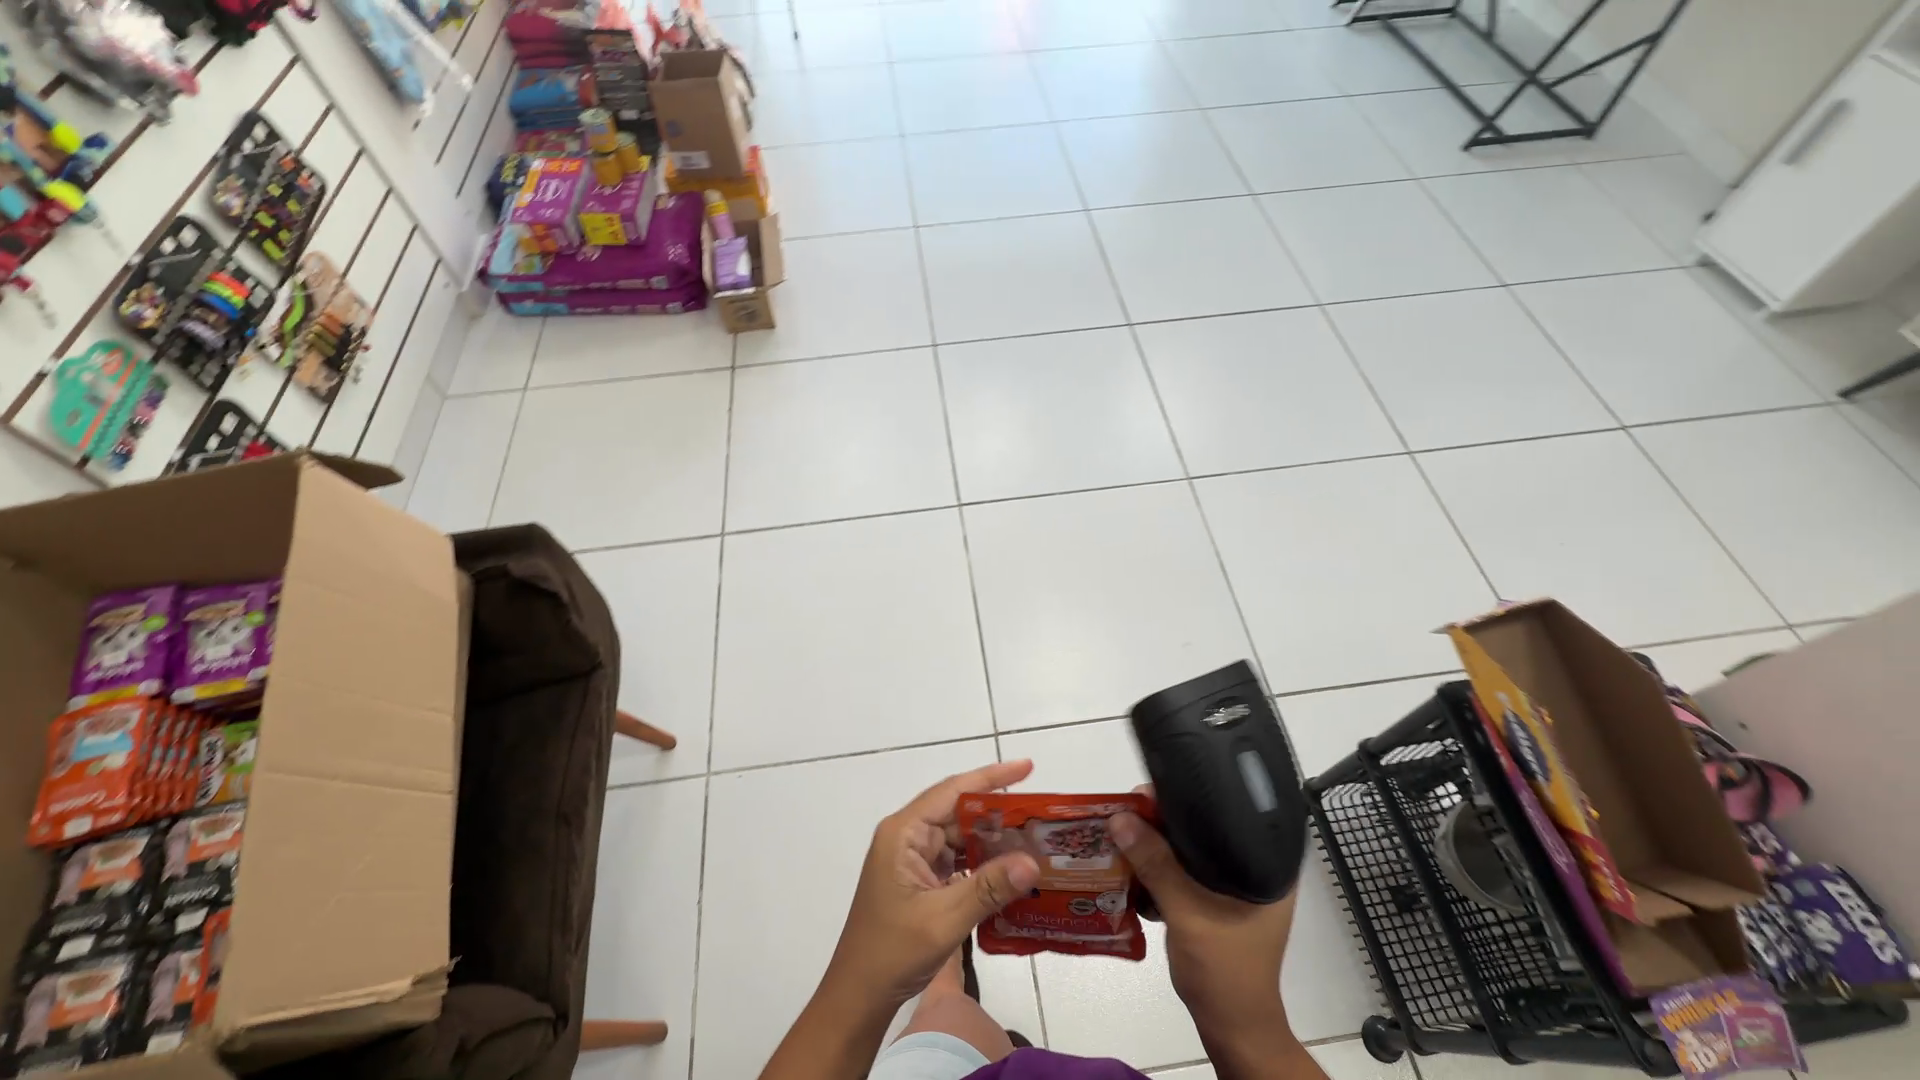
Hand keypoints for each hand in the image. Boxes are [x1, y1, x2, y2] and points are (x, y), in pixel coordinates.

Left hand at [821, 760, 1042, 1009]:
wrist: (859, 994)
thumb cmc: (893, 951)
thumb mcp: (944, 918)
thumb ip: (989, 887)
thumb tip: (1032, 862)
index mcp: (904, 833)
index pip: (952, 791)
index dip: (991, 777)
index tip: (1028, 767)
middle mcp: (907, 837)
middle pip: (958, 812)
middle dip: (999, 813)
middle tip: (1042, 816)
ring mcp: (913, 860)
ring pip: (960, 838)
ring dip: (993, 841)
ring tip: (1035, 841)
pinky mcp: (919, 881)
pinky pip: (957, 861)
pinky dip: (982, 864)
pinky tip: (1011, 871)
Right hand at [1109, 806, 1298, 1038]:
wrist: (1232, 1029)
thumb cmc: (1223, 970)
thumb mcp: (1187, 912)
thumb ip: (1155, 864)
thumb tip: (1120, 818)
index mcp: (1267, 863)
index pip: (1227, 810)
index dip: (1188, 795)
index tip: (1150, 790)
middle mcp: (1256, 868)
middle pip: (1204, 829)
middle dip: (1163, 820)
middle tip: (1128, 810)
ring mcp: (1236, 888)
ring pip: (1191, 851)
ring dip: (1158, 843)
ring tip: (1124, 829)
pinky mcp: (1217, 904)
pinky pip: (1185, 872)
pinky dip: (1161, 866)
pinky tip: (1134, 862)